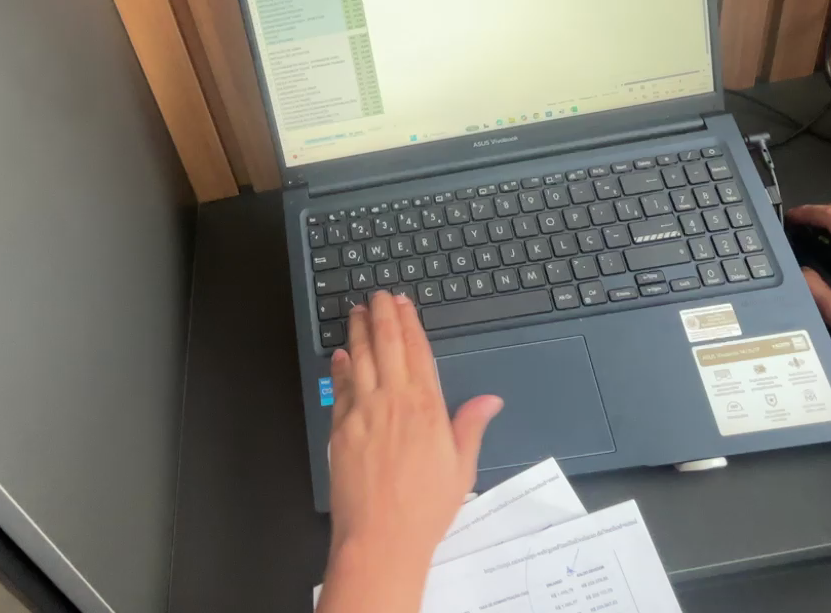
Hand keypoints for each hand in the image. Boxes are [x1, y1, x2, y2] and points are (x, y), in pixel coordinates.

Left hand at [321, 292, 501, 606]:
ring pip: (359, 357)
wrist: (381, 537)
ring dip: (357, 329)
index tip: (403, 302)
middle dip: (381, 314)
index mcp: (425, 406)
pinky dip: (340, 365)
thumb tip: (490, 399)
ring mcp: (363, 410)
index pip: (416, 350)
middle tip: (377, 294)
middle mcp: (392, 399)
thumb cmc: (425, 507)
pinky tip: (340, 353)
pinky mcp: (340, 425)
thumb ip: (470, 426)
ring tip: (357, 310)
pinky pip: (340, 386)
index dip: (409, 322)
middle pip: (385, 343)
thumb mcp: (460, 468)